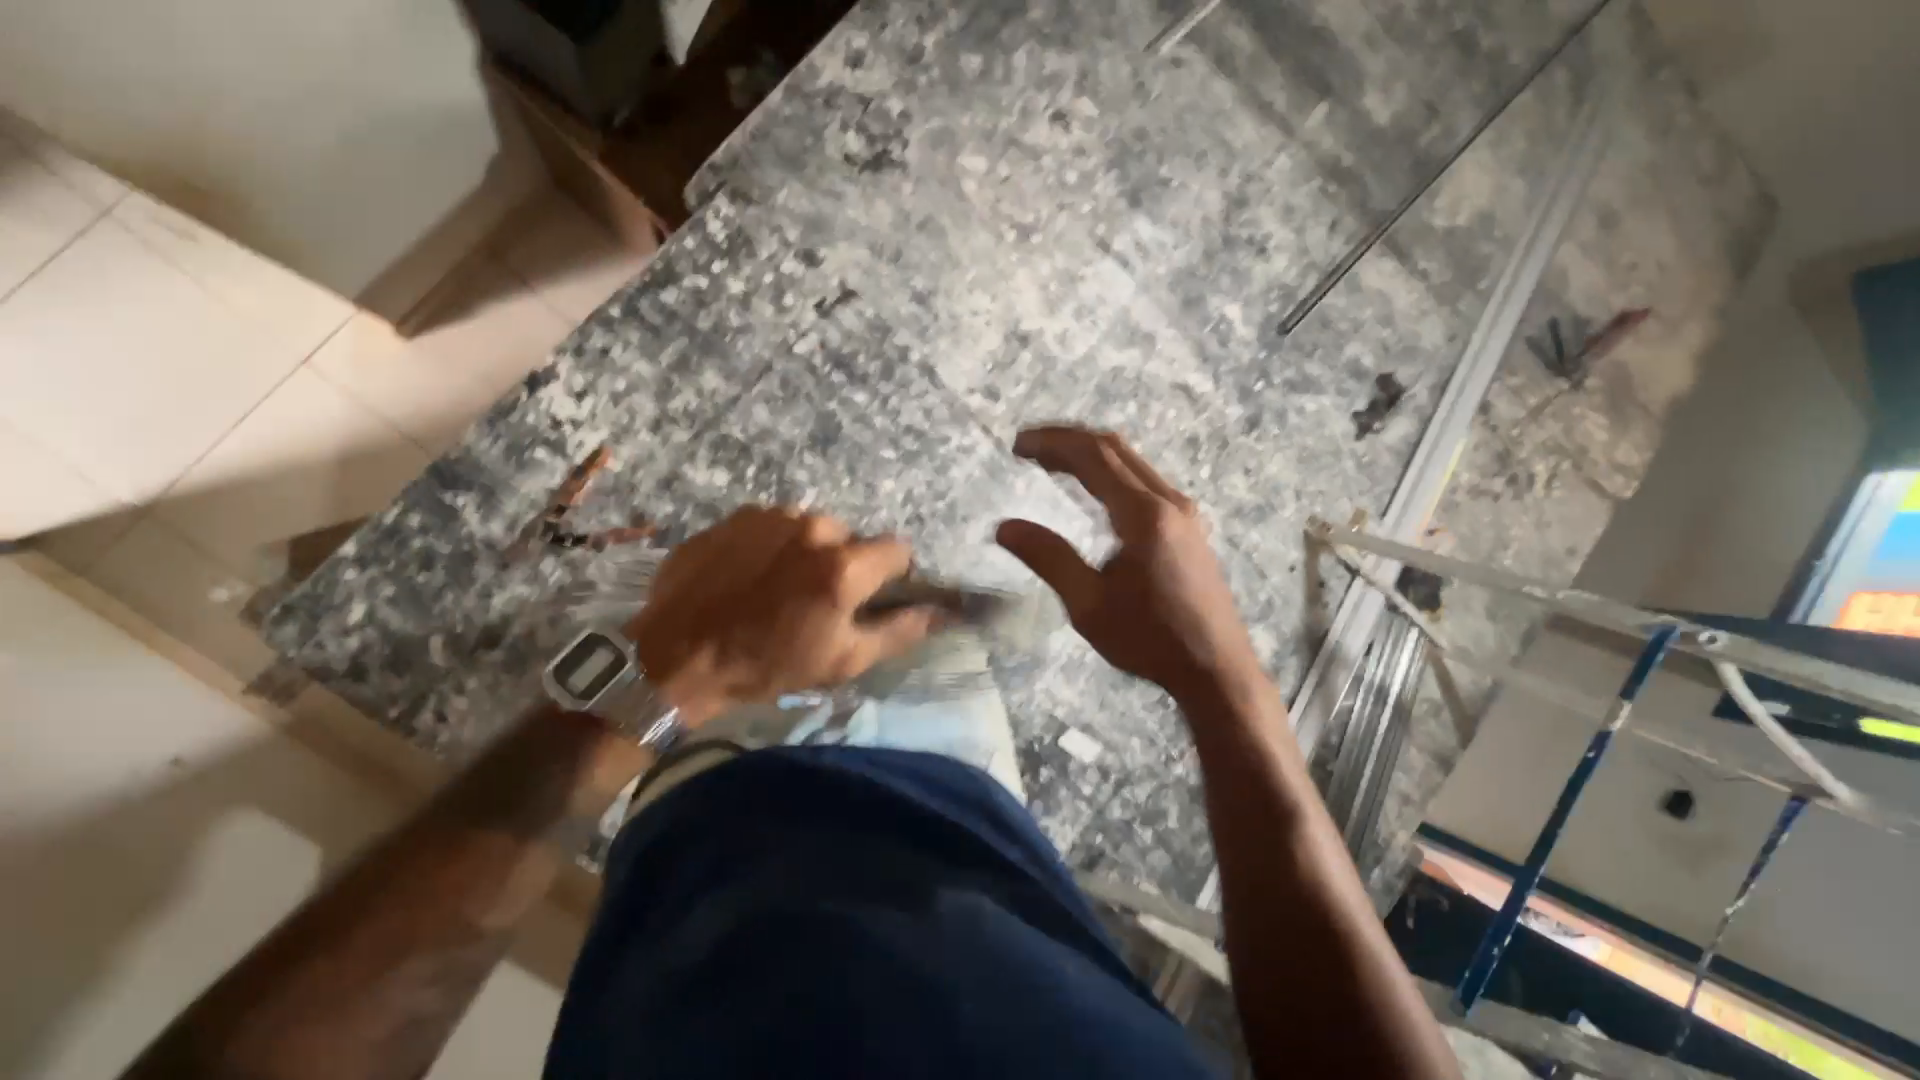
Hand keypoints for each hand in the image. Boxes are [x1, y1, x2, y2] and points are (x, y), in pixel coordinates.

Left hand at [625, 507, 936, 723]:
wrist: (677, 656)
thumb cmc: (766, 665)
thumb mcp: (842, 661)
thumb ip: (899, 631)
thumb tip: (942, 612)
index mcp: (844, 565)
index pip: (897, 550)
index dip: (891, 575)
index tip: (870, 598)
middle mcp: (813, 527)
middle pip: (851, 538)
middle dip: (843, 564)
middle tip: (814, 601)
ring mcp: (770, 516)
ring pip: (810, 529)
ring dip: (805, 552)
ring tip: (775, 589)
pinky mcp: (736, 516)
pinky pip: (772, 525)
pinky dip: (770, 546)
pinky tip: (747, 577)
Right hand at [997, 427, 1265, 706]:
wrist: (1216, 668)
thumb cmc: (1150, 639)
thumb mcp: (1089, 605)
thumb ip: (1048, 558)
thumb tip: (1005, 527)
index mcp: (1144, 514)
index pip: (1093, 455)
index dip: (1052, 443)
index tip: (1017, 446)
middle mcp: (1169, 502)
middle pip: (1115, 449)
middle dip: (1069, 441)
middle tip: (1029, 449)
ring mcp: (1184, 513)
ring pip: (1133, 463)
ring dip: (1091, 455)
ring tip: (1052, 464)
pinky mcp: (1190, 528)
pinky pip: (1145, 481)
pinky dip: (1112, 473)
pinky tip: (1094, 492)